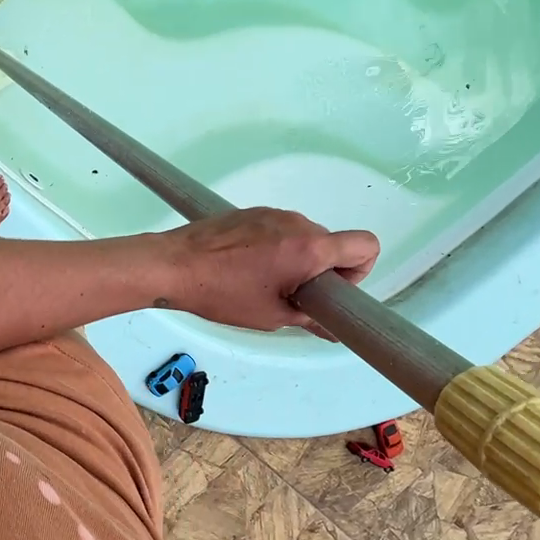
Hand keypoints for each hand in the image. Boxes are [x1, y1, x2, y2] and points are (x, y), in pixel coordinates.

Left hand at [162, 208, 378, 334]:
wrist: (173, 264)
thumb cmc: (221, 292)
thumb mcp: (271, 316)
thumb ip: (310, 319)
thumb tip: (331, 328)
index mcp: (309, 246)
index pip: (366, 245)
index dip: (358, 271)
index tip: (328, 290)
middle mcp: (296, 222)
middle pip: (332, 244)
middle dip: (321, 270)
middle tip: (290, 294)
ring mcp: (271, 213)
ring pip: (304, 237)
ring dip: (296, 258)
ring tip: (262, 282)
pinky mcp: (249, 211)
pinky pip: (278, 229)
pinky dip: (274, 247)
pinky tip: (246, 267)